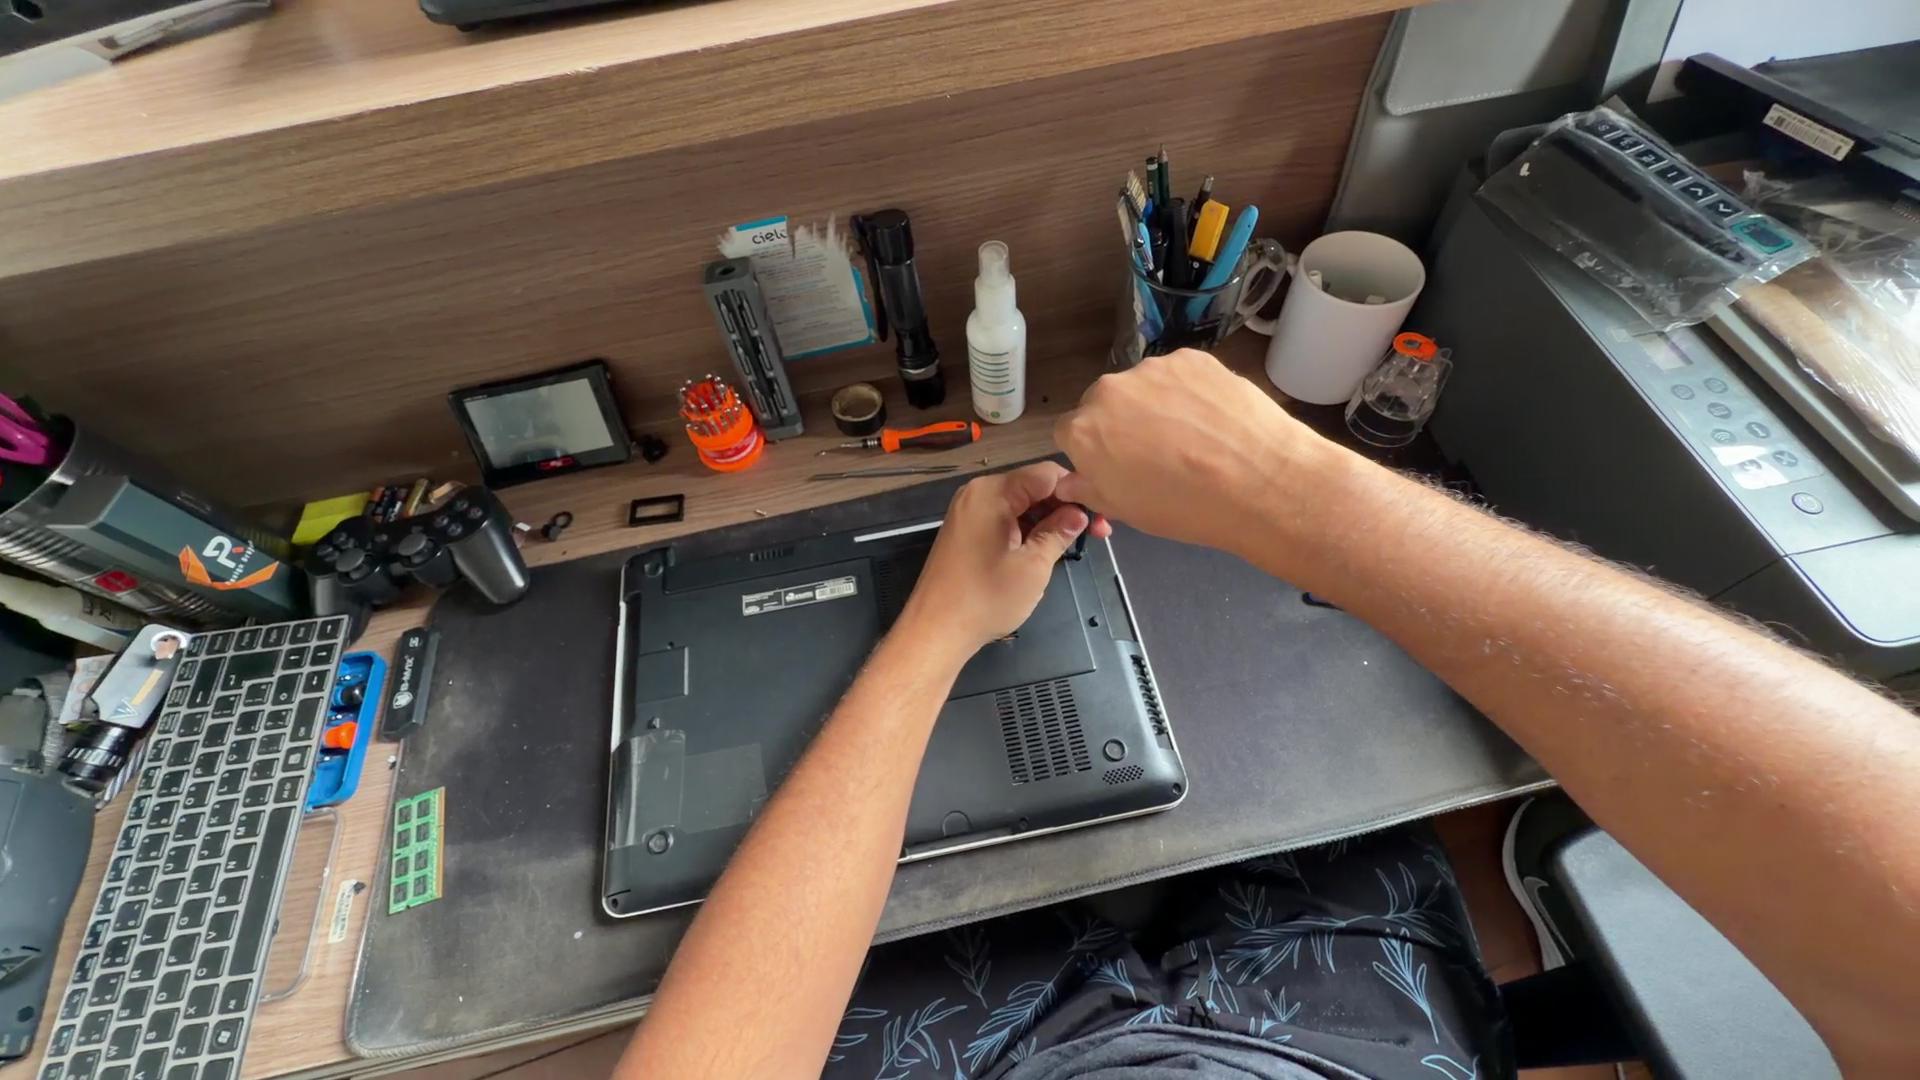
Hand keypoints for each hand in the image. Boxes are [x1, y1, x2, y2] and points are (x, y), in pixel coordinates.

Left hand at [896, 462, 1110, 658]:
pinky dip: (1027, 529)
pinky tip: (1046, 546)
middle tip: (1098, 533)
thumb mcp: (1032, 566)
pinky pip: (1004, 518)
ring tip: (1075, 543)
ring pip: (1020, 504)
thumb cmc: (985, 598)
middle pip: (1033, 487)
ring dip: (1048, 520)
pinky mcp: (966, 531)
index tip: (1100, 515)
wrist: (935, 630)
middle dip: (1065, 506)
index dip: (1077, 491)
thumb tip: (1079, 514)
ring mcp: (969, 512)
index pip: (1046, 473)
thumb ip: (1058, 533)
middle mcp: (978, 493)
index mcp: (993, 492)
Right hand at [1053, 349, 1337, 555]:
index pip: (1068, 433)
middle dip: (1119, 425)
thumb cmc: (1186, 507)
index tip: (1113, 466)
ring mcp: (1153, 370)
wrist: (1260, 484)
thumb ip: (1087, 489)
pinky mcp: (1192, 359)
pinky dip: (1187, 394)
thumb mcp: (1124, 511)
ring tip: (1189, 439)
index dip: (1090, 453)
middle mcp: (1109, 391)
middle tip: (1153, 455)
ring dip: (1154, 408)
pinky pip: (1178, 376)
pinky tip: (1210, 423)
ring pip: (1142, 388)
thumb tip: (1072, 479)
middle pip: (1102, 405)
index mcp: (1083, 430)